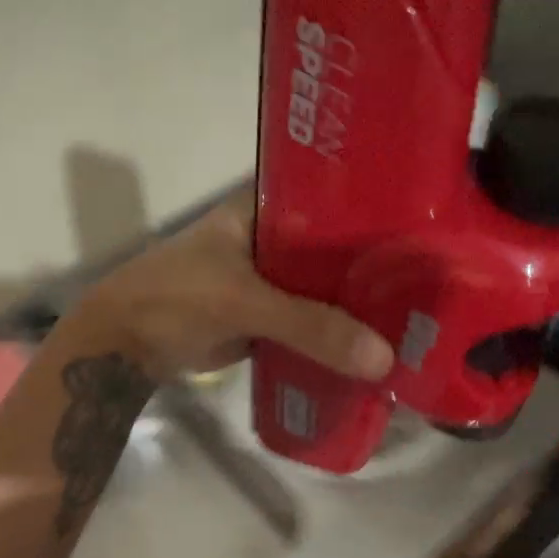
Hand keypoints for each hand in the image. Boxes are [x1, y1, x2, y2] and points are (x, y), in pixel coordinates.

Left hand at [73, 192, 394, 382]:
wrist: (124, 349)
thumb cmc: (174, 300)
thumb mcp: (243, 303)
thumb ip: (310, 327)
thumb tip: (383, 359)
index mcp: (264, 210)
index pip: (332, 198)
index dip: (375, 210)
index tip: (426, 225)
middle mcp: (272, 240)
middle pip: (335, 251)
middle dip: (375, 267)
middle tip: (434, 282)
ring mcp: (269, 284)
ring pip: (325, 292)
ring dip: (357, 307)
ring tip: (418, 317)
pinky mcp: (265, 321)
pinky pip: (309, 327)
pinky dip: (334, 339)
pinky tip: (374, 349)